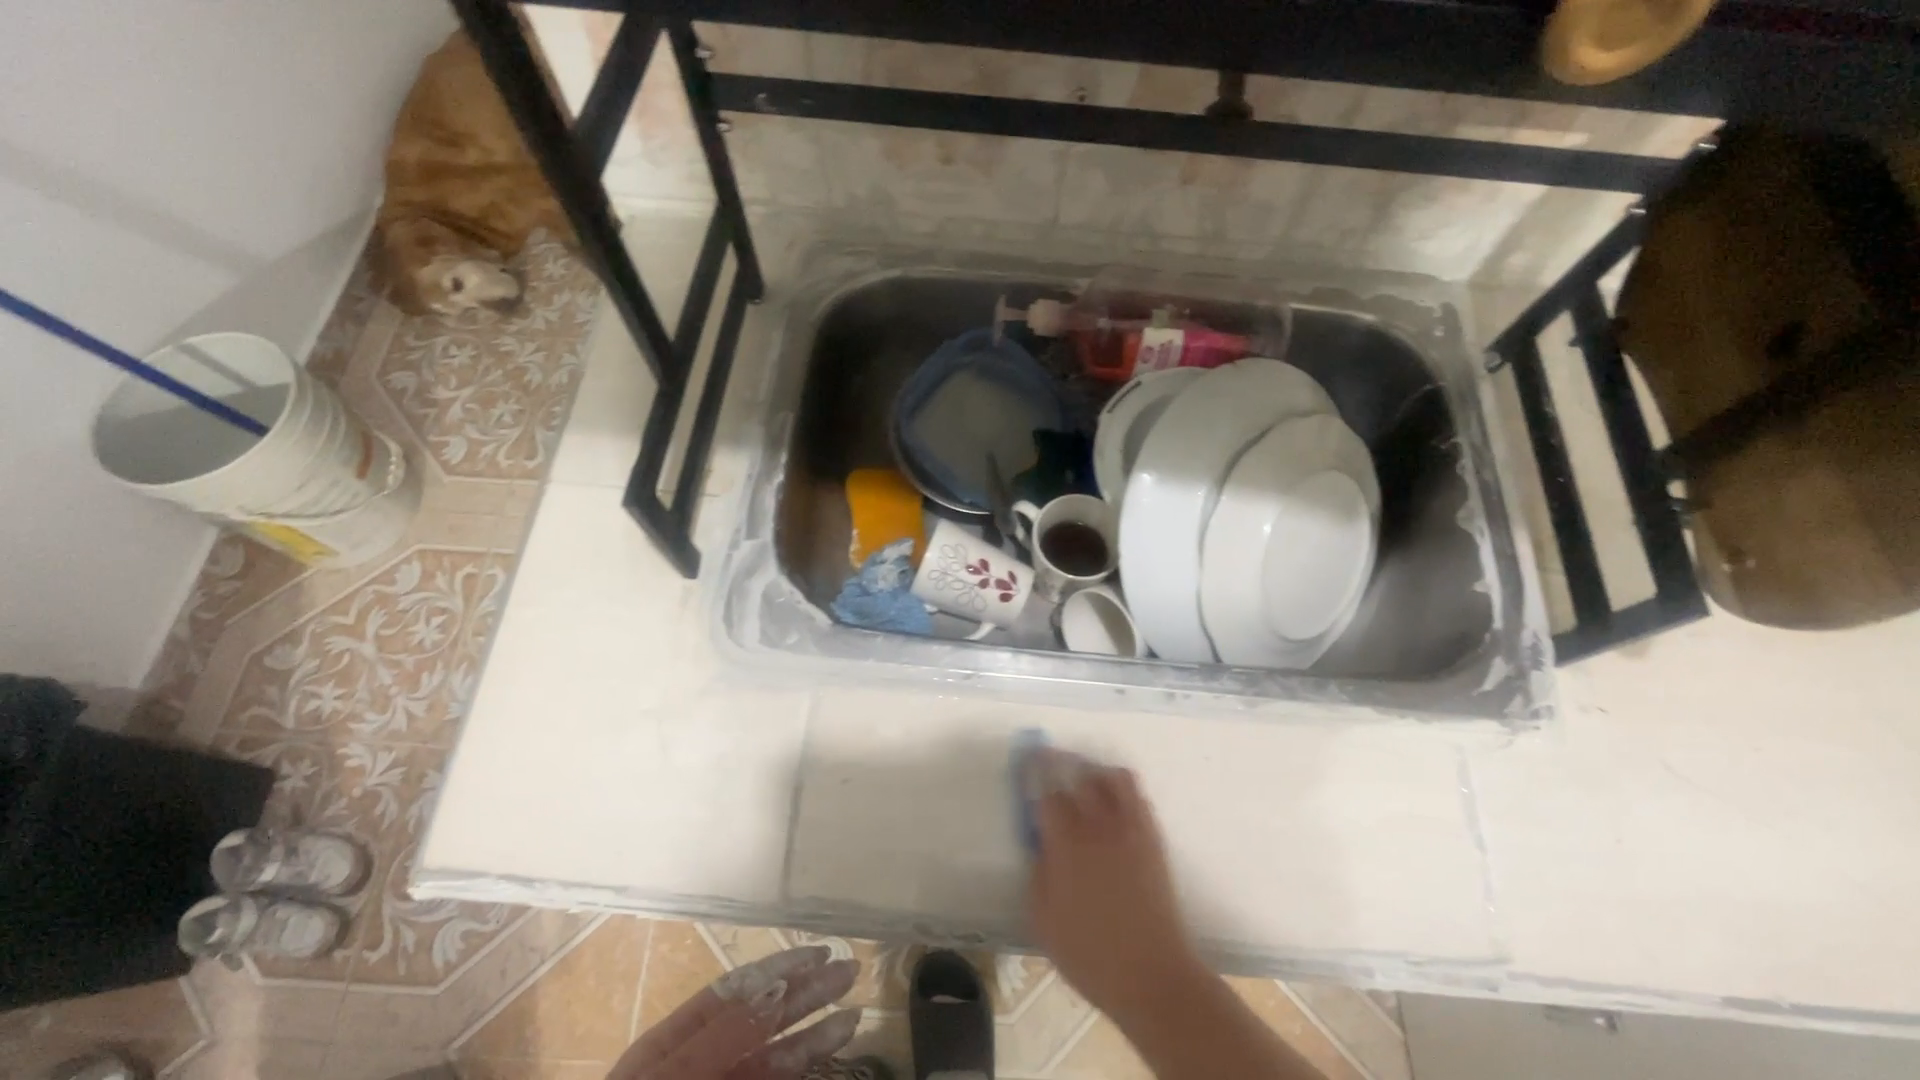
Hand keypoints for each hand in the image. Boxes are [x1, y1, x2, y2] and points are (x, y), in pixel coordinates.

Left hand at [606, 945, 861, 1079]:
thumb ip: (722, 1037)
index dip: (775, 969)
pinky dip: (800, 1072)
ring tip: (854, 1018)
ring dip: (813, 1038)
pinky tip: (826, 1061)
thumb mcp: (672, 1078)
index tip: (819, 955)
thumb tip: (774, 990)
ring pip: (773, 1061)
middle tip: (852, 972)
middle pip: (759, 1021)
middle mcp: (697, 1067)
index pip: (731, 994)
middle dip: (806, 996)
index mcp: (670, 1046)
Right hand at [1025, 751, 1207, 1020]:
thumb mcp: (1043, 919)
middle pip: (1078, 776)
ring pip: (1113, 778)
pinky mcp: (1153, 839)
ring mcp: (1131, 830)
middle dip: (1060, 762)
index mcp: (1067, 846)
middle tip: (1047, 759)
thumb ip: (1038, 873)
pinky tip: (1109, 799)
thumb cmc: (1089, 955)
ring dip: (1093, 770)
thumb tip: (1040, 843)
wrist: (1151, 975)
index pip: (1047, 793)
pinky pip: (1137, 796)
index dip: (1034, 773)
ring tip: (1080, 777)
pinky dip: (1119, 786)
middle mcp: (1099, 828)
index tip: (1026, 760)